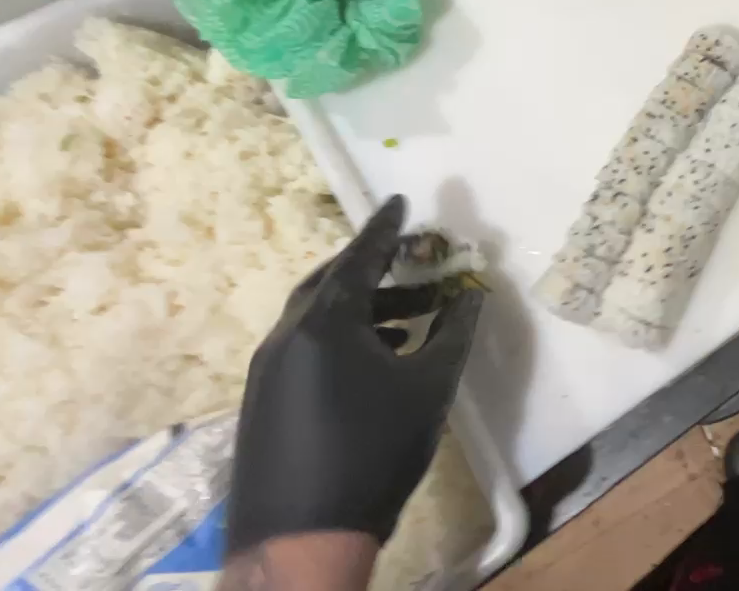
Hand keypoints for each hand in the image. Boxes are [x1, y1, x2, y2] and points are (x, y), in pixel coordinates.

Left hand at [228, 196, 484, 554]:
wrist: (302, 539)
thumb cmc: (377, 446)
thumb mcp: (432, 382)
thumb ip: (456, 329)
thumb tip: (473, 292)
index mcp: (324, 324)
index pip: (360, 259)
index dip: (385, 227)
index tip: (400, 199)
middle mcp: (286, 338)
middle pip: (332, 283)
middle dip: (375, 265)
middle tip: (413, 255)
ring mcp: (269, 372)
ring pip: (319, 317)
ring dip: (367, 305)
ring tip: (416, 312)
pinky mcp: (265, 401)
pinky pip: (308, 345)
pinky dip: (348, 334)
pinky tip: (384, 353)